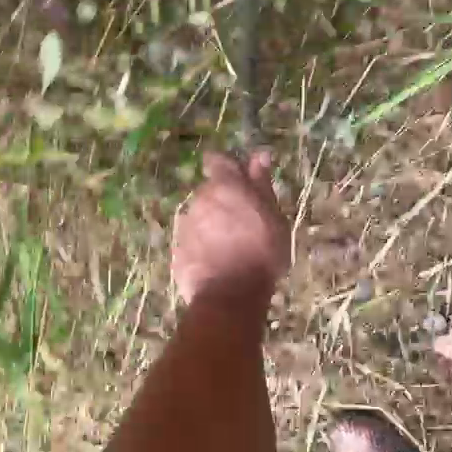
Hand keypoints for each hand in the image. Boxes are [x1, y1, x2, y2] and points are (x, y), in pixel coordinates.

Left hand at [172, 151, 290, 304]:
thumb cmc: (262, 253)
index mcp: (225, 187)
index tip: (242, 183)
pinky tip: (218, 263)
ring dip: (213, 224)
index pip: (218, 161)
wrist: (230, 295)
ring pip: (200, 216)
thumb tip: (260, 156)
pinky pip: (193, 240)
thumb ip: (263, 185)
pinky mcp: (177, 250)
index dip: (228, 169)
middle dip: (224, 202)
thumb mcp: (274, 218)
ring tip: (232, 248)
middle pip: (210, 192)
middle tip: (245, 224)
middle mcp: (199, 200)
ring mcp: (185, 225)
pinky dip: (203, 246)